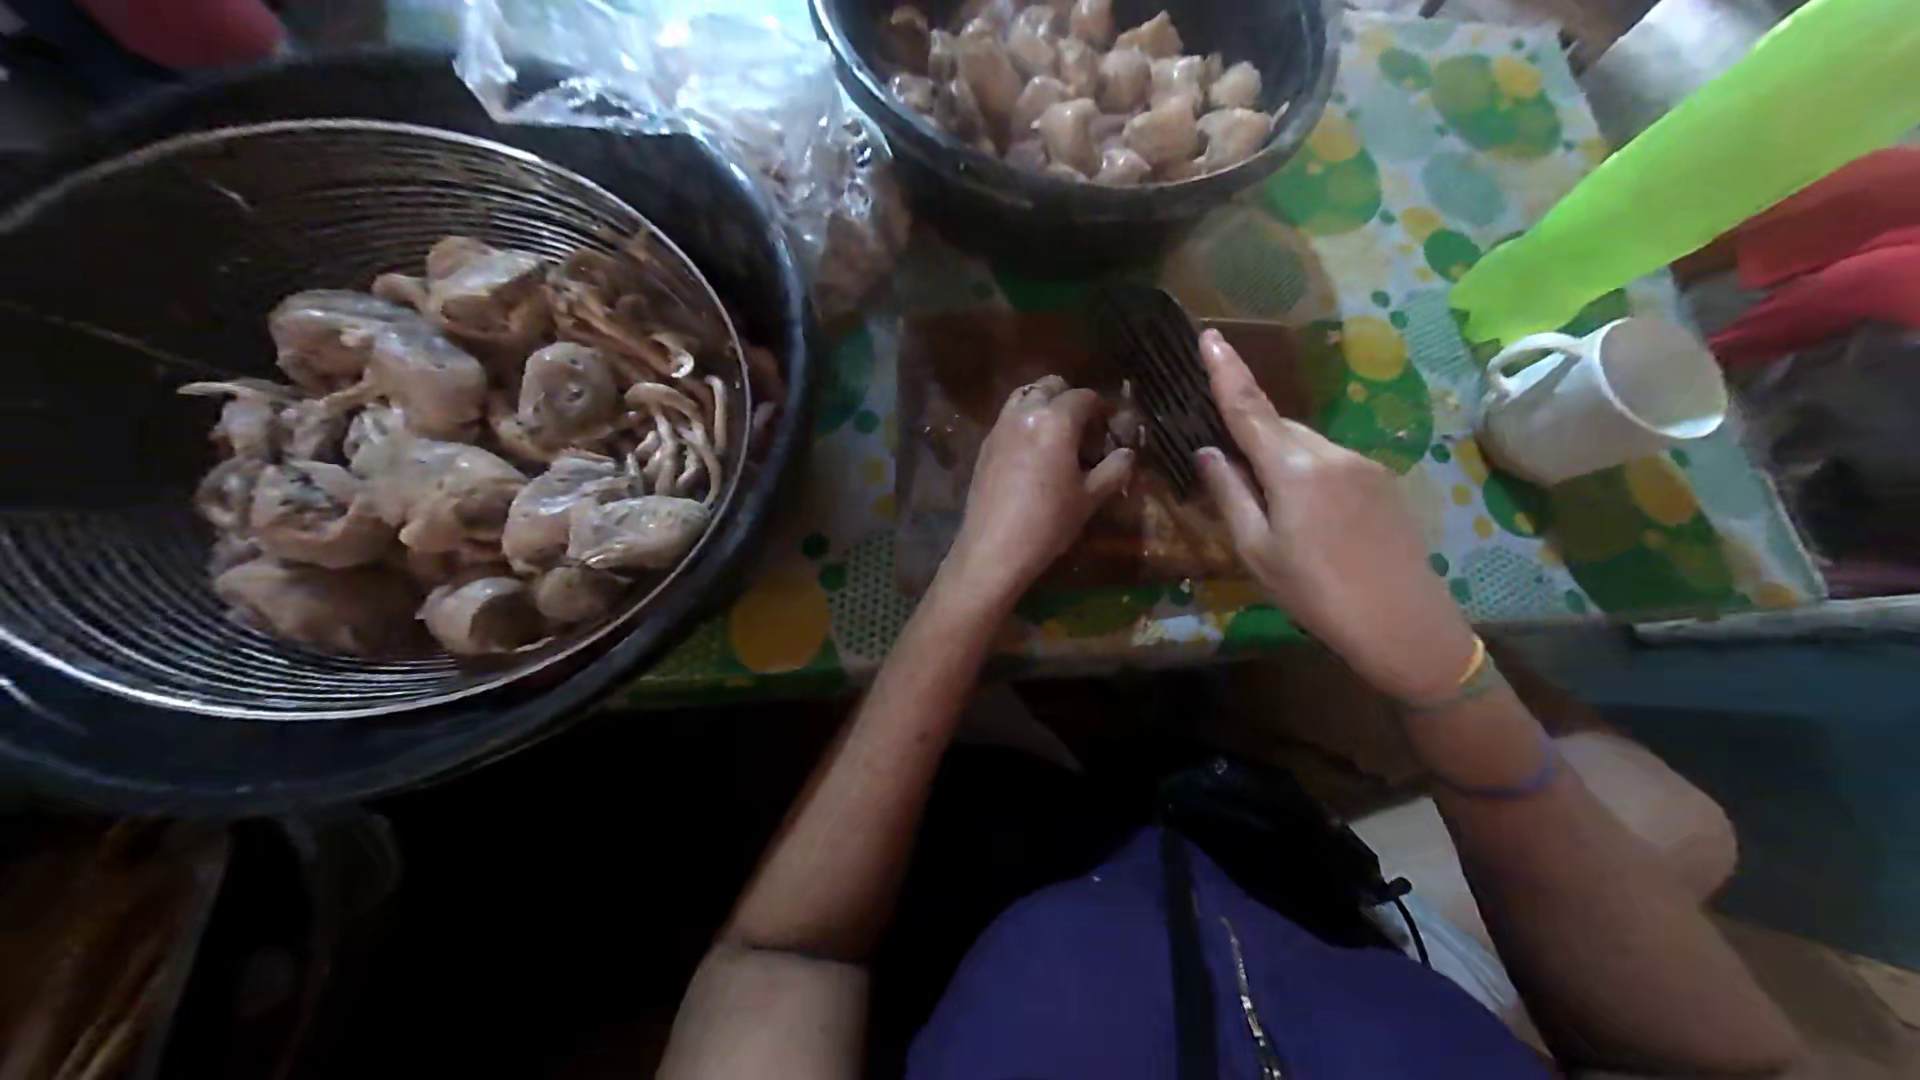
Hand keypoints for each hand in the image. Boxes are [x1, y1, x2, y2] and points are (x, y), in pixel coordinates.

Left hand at [943, 376, 1133, 604]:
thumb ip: (1113, 470)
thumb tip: (1127, 454)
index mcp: (1056, 420)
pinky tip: (1033, 452)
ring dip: (1043, 405)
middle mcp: (1025, 413)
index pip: (1085, 397)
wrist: (993, 549)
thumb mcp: (1089, 498)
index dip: (1102, 407)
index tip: (1111, 424)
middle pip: (1050, 386)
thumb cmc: (1048, 523)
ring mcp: (1000, 428)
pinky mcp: (984, 446)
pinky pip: (1007, 419)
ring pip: (1023, 397)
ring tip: (1056, 435)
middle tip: (1084, 427)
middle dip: (1070, 398)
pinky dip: (1023, 422)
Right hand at [1194, 330, 1476, 701]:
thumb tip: (1207, 452)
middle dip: (1248, 433)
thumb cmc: (1314, 593)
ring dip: (1276, 456)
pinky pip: (1328, 460)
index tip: (1209, 335)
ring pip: (1303, 443)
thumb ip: (1229, 494)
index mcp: (1293, 470)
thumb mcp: (1256, 550)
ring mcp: (1362, 464)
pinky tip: (1303, 512)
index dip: (1225, 371)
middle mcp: (1330, 453)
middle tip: (1226, 469)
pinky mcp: (1381, 481)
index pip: (1249, 408)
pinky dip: (1303, 470)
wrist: (1402, 623)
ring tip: (1267, 503)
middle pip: (1277, 425)